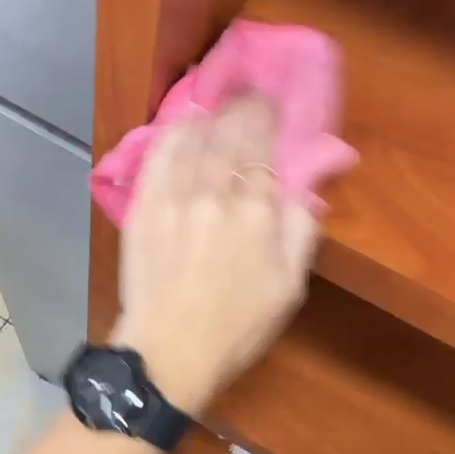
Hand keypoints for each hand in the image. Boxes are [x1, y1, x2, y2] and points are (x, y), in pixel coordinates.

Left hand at [109, 94, 324, 414]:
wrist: (169, 354)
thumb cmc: (236, 328)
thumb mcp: (289, 287)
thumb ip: (302, 229)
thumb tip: (311, 184)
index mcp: (257, 214)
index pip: (266, 147)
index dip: (271, 120)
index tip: (275, 107)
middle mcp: (215, 195)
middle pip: (232, 133)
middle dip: (244, 109)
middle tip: (251, 100)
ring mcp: (174, 198)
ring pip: (195, 137)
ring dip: (212, 117)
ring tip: (220, 111)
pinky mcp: (143, 208)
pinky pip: (158, 155)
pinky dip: (174, 133)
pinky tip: (184, 126)